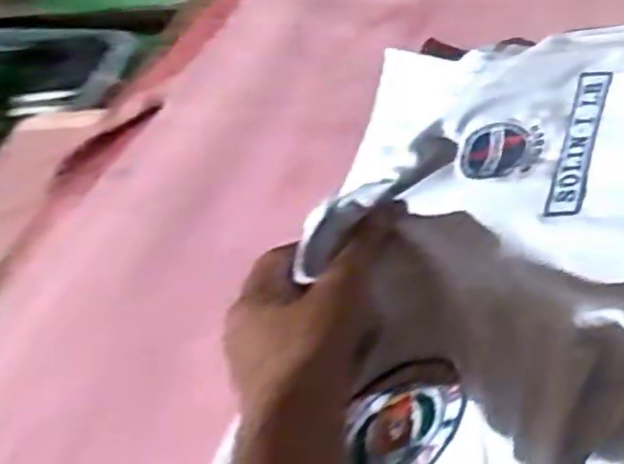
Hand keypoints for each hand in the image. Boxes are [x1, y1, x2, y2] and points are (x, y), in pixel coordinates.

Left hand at [225, 206, 398, 414]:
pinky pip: (301, 342)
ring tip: (363, 308)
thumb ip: (362, 245)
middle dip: (328, 277)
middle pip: (291, 284)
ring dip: (330, 307)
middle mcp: (241, 326)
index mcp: (250, 298)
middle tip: (362, 274)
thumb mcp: (345, 284)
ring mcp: (251, 357)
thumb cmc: (315, 341)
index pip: (281, 254)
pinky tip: (351, 339)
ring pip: (298, 315)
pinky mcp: (271, 379)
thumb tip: (383, 208)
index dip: (319, 243)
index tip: (352, 247)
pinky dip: (326, 335)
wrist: (300, 416)